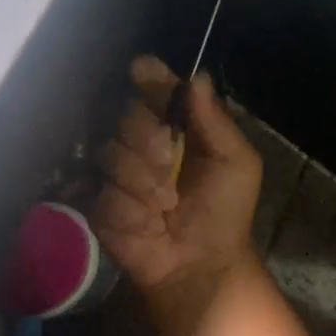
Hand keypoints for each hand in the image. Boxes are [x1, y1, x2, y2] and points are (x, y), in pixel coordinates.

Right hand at [94, 56, 262, 301]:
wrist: (202, 264)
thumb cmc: (226, 210)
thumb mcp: (235, 162)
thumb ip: (214, 120)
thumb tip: (197, 77)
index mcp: (179, 125)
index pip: (155, 88)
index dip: (148, 79)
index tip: (142, 72)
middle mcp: (144, 140)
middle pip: (125, 113)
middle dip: (147, 135)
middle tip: (169, 160)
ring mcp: (118, 172)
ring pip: (111, 150)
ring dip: (142, 177)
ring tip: (167, 203)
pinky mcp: (99, 203)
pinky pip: (103, 190)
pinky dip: (130, 207)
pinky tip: (148, 223)